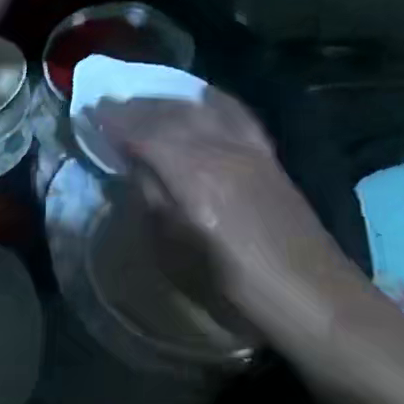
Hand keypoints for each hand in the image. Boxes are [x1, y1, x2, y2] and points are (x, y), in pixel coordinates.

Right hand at [91, 90, 351, 322]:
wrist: (315, 302)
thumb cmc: (233, 284)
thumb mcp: (172, 248)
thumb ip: (149, 196)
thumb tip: (132, 164)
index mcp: (189, 174)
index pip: (138, 130)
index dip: (109, 119)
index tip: (88, 113)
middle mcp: (216, 150)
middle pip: (164, 113)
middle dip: (131, 108)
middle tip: (107, 109)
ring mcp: (245, 149)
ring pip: (195, 108)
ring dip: (163, 103)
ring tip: (143, 107)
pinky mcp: (267, 156)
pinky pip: (232, 113)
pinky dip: (207, 102)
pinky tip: (196, 101)